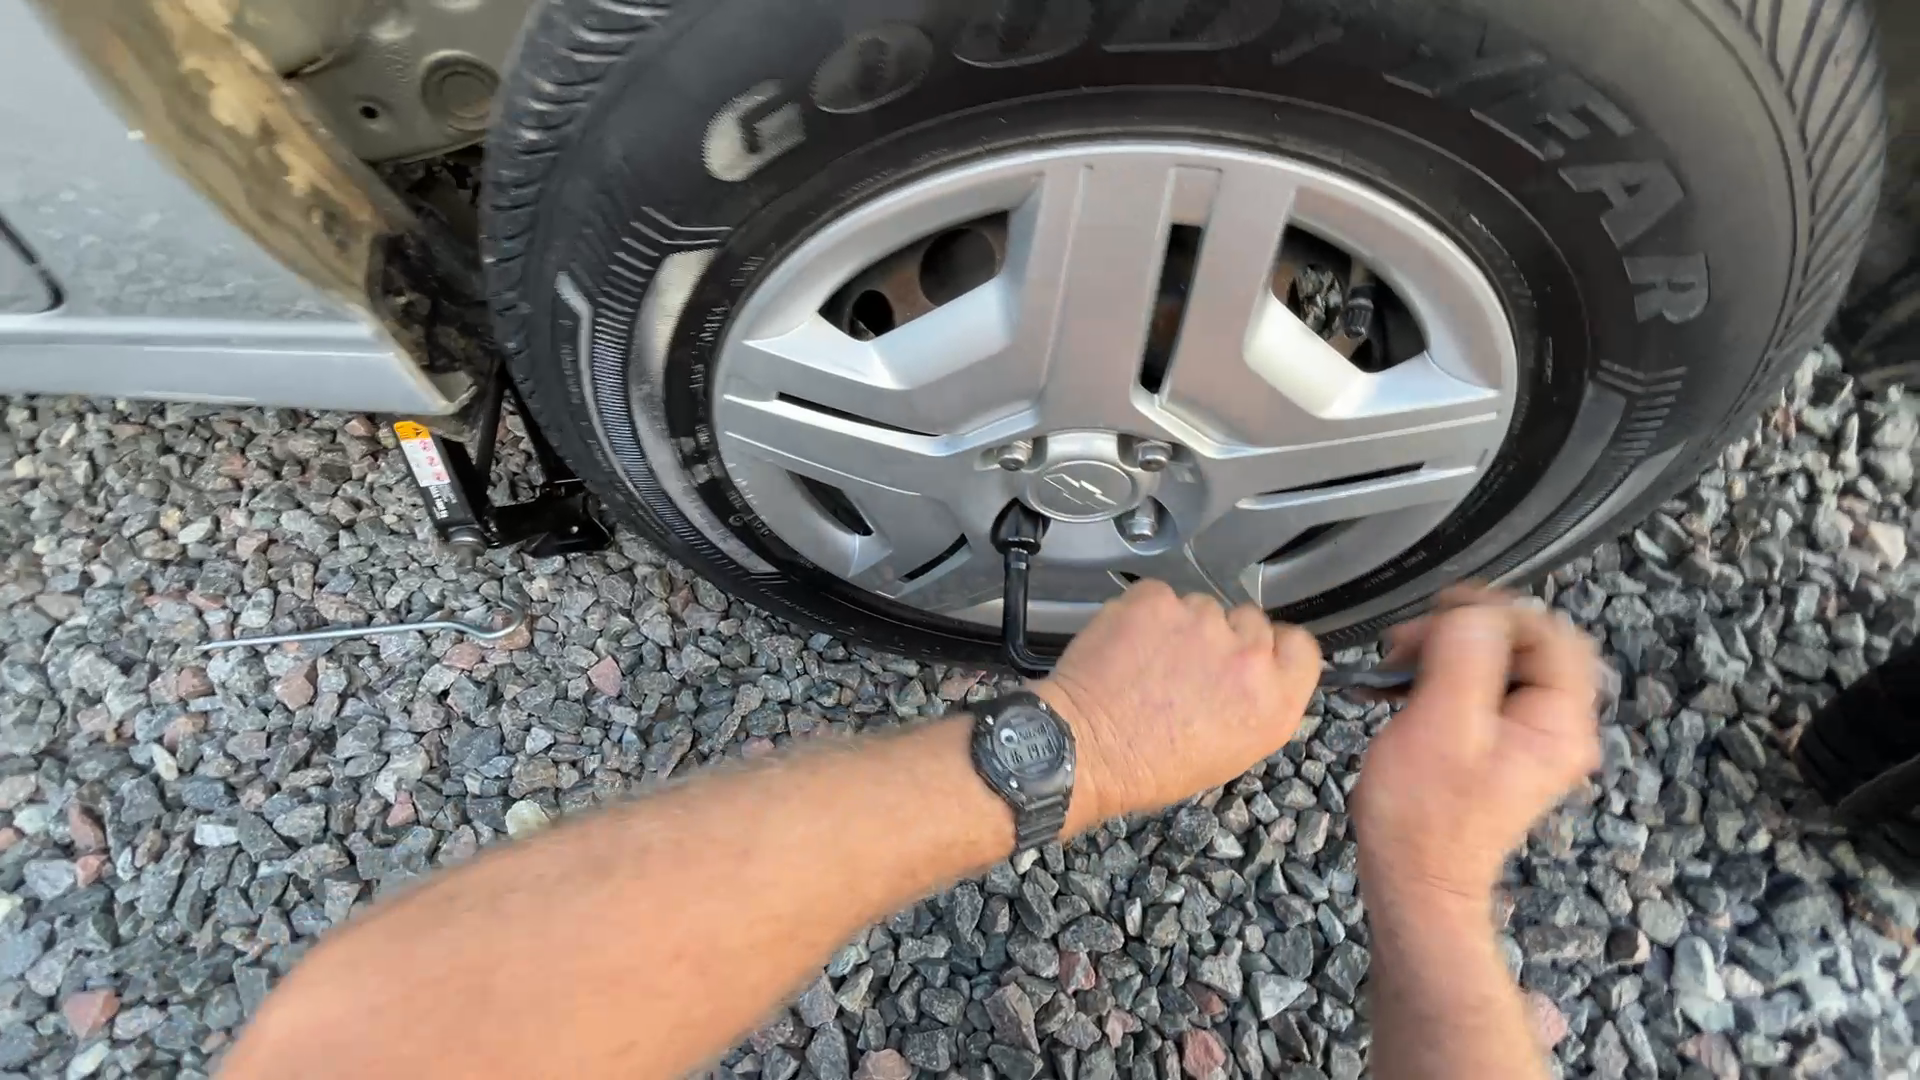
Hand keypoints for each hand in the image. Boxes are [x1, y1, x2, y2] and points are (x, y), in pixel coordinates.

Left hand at [1033, 580, 1320, 825]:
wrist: (1087, 749)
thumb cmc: (1153, 764)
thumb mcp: (1233, 748)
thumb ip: (1257, 700)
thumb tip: (1255, 668)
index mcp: (1275, 700)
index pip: (1301, 644)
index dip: (1272, 646)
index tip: (1248, 653)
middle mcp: (1247, 655)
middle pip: (1250, 619)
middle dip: (1223, 635)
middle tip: (1188, 662)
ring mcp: (1200, 622)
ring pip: (1200, 604)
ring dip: (1180, 623)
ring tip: (1150, 659)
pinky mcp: (1156, 600)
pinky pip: (1159, 594)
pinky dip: (1144, 612)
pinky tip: (1128, 643)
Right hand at [1353, 587, 1600, 912]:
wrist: (1412, 875)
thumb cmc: (1423, 806)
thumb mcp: (1442, 722)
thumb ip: (1464, 656)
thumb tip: (1470, 613)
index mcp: (1557, 720)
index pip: (1551, 633)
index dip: (1496, 610)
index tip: (1435, 611)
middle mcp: (1552, 725)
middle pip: (1522, 645)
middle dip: (1461, 631)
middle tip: (1404, 643)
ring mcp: (1522, 736)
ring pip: (1493, 663)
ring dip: (1440, 651)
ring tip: (1391, 663)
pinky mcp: (1490, 744)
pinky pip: (1472, 688)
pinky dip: (1433, 676)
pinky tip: (1393, 684)